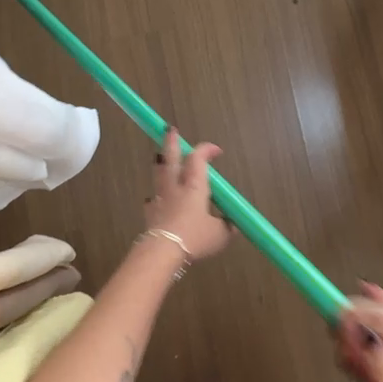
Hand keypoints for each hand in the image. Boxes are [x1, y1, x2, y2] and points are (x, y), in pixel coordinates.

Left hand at [144, 128, 233, 260]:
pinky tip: (156, 200)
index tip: (216, 150)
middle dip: (171, 142)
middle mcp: (175, 186)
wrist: (163, 251)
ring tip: (160, 157)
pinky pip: (152, 199)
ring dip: (161, 163)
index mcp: (194, 185)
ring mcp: (160, 198)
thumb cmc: (195, 237)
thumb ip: (227, 226)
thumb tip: (232, 225)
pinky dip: (156, 196)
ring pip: (158, 173)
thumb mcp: (220, 235)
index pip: (198, 158)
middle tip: (170, 130)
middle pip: (171, 157)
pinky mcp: (150, 212)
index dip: (206, 149)